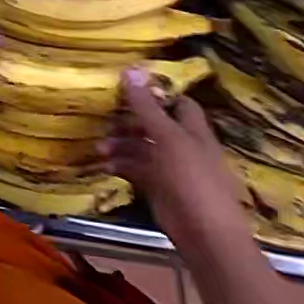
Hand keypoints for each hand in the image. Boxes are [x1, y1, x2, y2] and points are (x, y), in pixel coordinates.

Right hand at [99, 69, 252, 248]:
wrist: (204, 233)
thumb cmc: (191, 179)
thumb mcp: (168, 138)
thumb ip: (147, 107)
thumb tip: (131, 70)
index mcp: (194, 131)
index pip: (178, 102)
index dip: (156, 93)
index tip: (126, 86)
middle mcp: (183, 146)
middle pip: (153, 124)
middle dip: (127, 120)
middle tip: (104, 120)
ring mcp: (170, 167)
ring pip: (140, 146)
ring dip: (119, 144)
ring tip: (99, 148)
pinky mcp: (158, 186)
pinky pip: (134, 168)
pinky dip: (119, 164)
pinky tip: (104, 165)